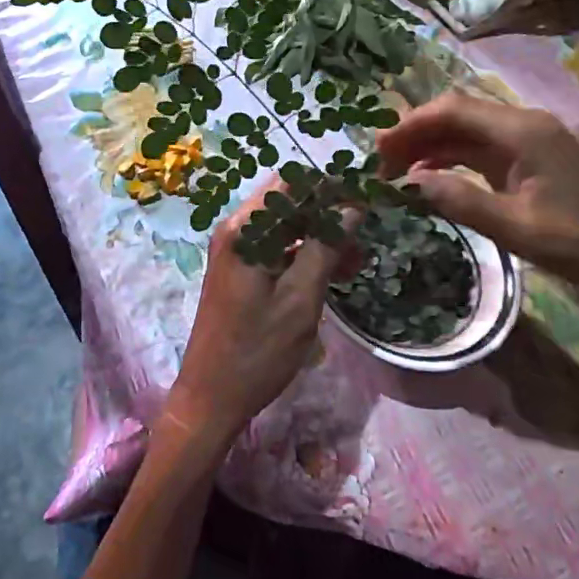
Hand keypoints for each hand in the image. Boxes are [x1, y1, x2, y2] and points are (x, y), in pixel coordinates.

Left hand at [167, 176, 355, 444]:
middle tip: (367, 230)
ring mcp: (235, 251)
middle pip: (287, 203)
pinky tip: (336, 271)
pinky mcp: (240, 270)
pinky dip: (304, 254)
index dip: (329, 185)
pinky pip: (276, 248)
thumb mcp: (300, 300)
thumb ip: (325, 248)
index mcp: (244, 230)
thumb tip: (351, 208)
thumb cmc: (257, 350)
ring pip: (285, 227)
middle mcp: (236, 231)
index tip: (366, 194)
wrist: (211, 396)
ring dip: (320, 236)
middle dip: (328, 212)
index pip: (290, 183)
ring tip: (358, 258)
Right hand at [377, 94, 578, 291]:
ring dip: (427, 145)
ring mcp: (524, 141)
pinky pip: (475, 149)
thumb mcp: (515, 227)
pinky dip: (446, 158)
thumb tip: (411, 182)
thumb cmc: (577, 241)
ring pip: (463, 131)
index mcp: (522, 131)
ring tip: (394, 170)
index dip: (411, 124)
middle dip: (414, 132)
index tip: (379, 148)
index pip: (454, 110)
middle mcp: (521, 125)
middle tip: (379, 160)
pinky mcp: (524, 160)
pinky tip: (426, 175)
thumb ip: (461, 201)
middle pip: (455, 115)